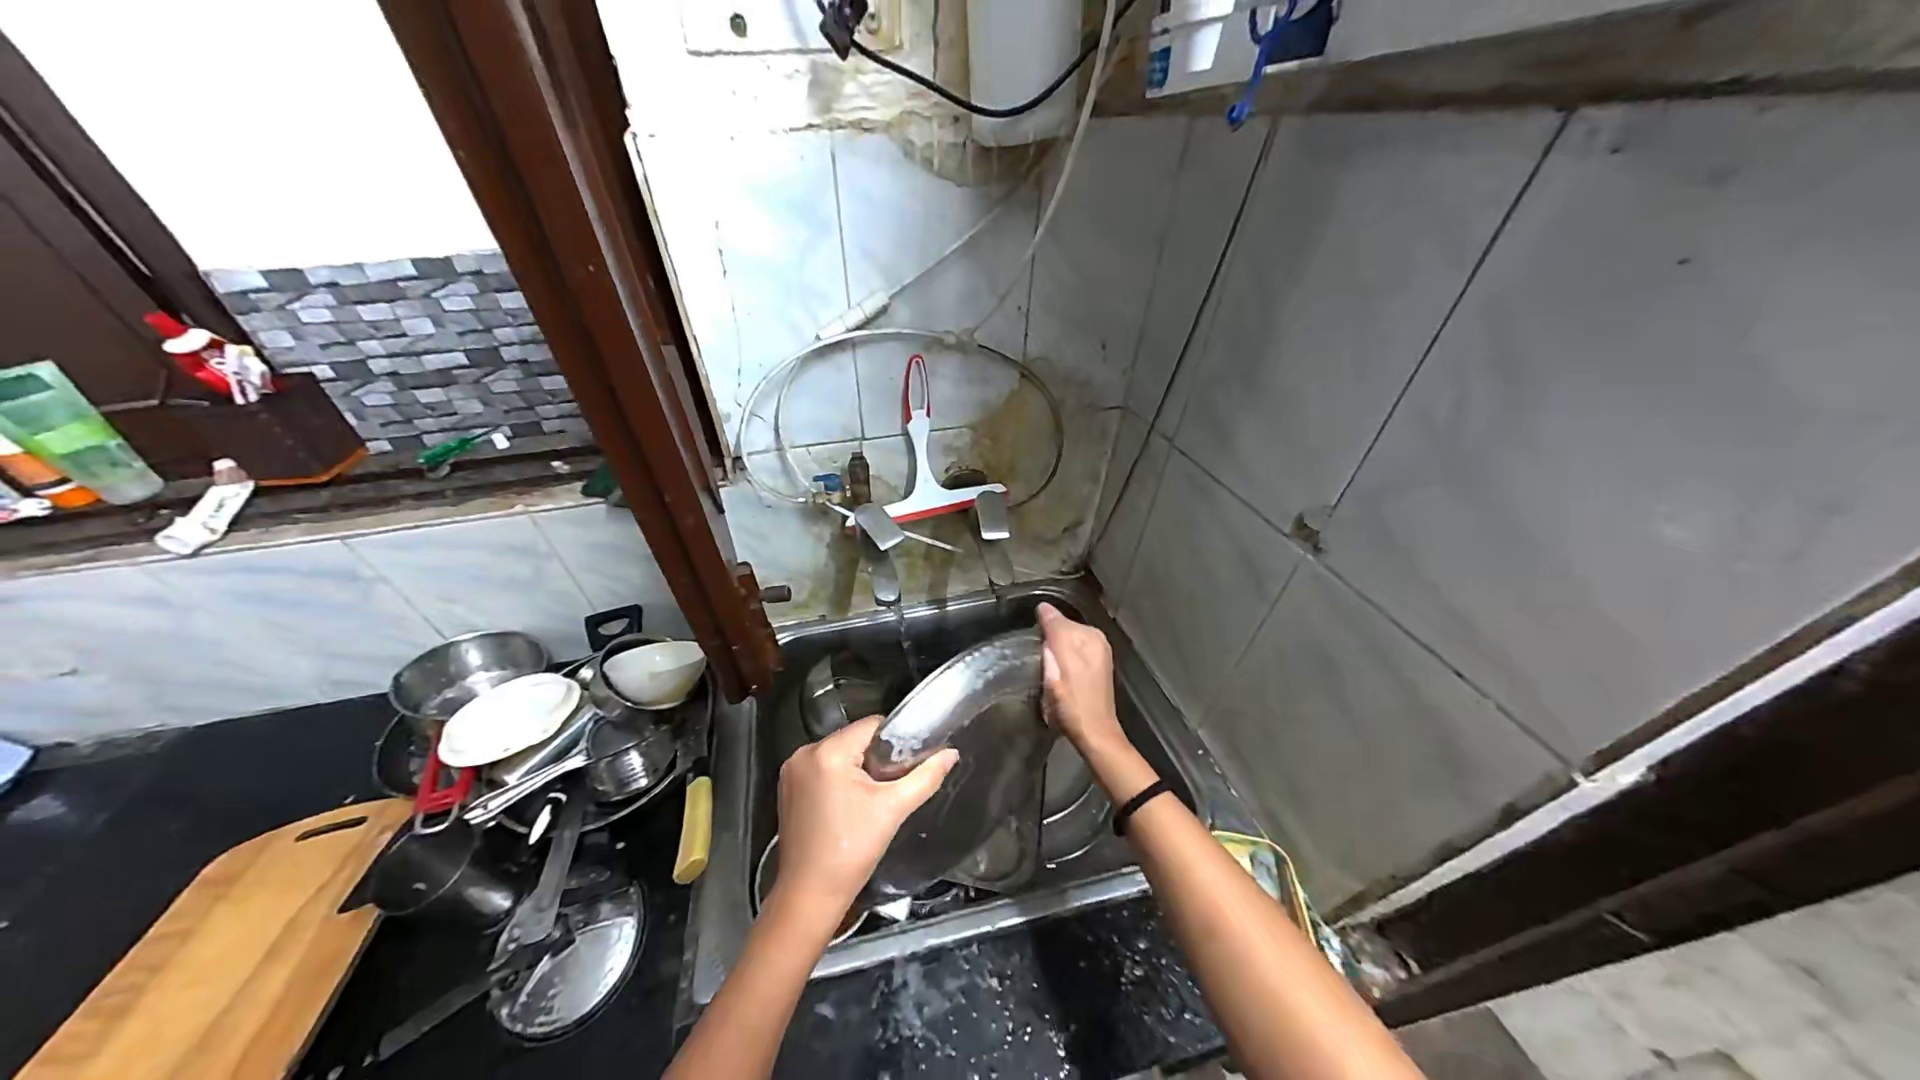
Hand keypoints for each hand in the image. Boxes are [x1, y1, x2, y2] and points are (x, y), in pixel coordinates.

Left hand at [774, 716, 958, 915]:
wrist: (810, 894)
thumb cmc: (851, 851)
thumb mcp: (894, 809)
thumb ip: (926, 777)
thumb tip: (950, 754)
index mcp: (828, 752)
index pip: (872, 725)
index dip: (895, 741)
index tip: (907, 764)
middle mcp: (804, 753)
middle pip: (854, 738)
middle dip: (876, 757)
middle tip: (891, 786)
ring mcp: (792, 771)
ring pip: (839, 753)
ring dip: (858, 768)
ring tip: (871, 798)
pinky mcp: (788, 787)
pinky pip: (822, 768)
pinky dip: (839, 779)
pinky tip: (849, 805)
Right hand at [1036, 603, 1125, 755]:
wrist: (1095, 733)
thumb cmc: (1072, 706)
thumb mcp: (1057, 671)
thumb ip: (1054, 636)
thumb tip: (1044, 608)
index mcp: (1089, 637)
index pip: (1056, 618)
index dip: (1040, 628)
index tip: (1030, 643)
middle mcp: (1096, 638)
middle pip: (1062, 626)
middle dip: (1048, 637)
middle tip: (1038, 660)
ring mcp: (1098, 650)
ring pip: (1067, 637)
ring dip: (1055, 647)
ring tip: (1047, 667)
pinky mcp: (1097, 662)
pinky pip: (1073, 648)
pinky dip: (1063, 655)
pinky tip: (1059, 671)